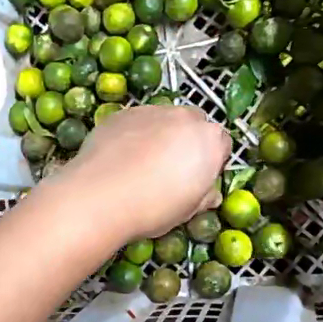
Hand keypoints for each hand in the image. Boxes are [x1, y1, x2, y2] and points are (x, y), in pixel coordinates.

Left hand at [43, 104, 229, 238]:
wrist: (100, 196)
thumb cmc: (153, 207)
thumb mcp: (188, 210)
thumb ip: (204, 196)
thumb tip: (209, 194)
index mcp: (209, 140)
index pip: (221, 143)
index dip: (211, 161)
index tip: (199, 178)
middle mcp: (184, 117)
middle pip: (193, 124)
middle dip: (187, 141)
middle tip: (172, 168)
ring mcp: (151, 111)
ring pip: (163, 120)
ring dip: (160, 135)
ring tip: (142, 163)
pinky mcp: (122, 113)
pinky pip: (136, 122)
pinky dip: (133, 135)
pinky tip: (121, 157)